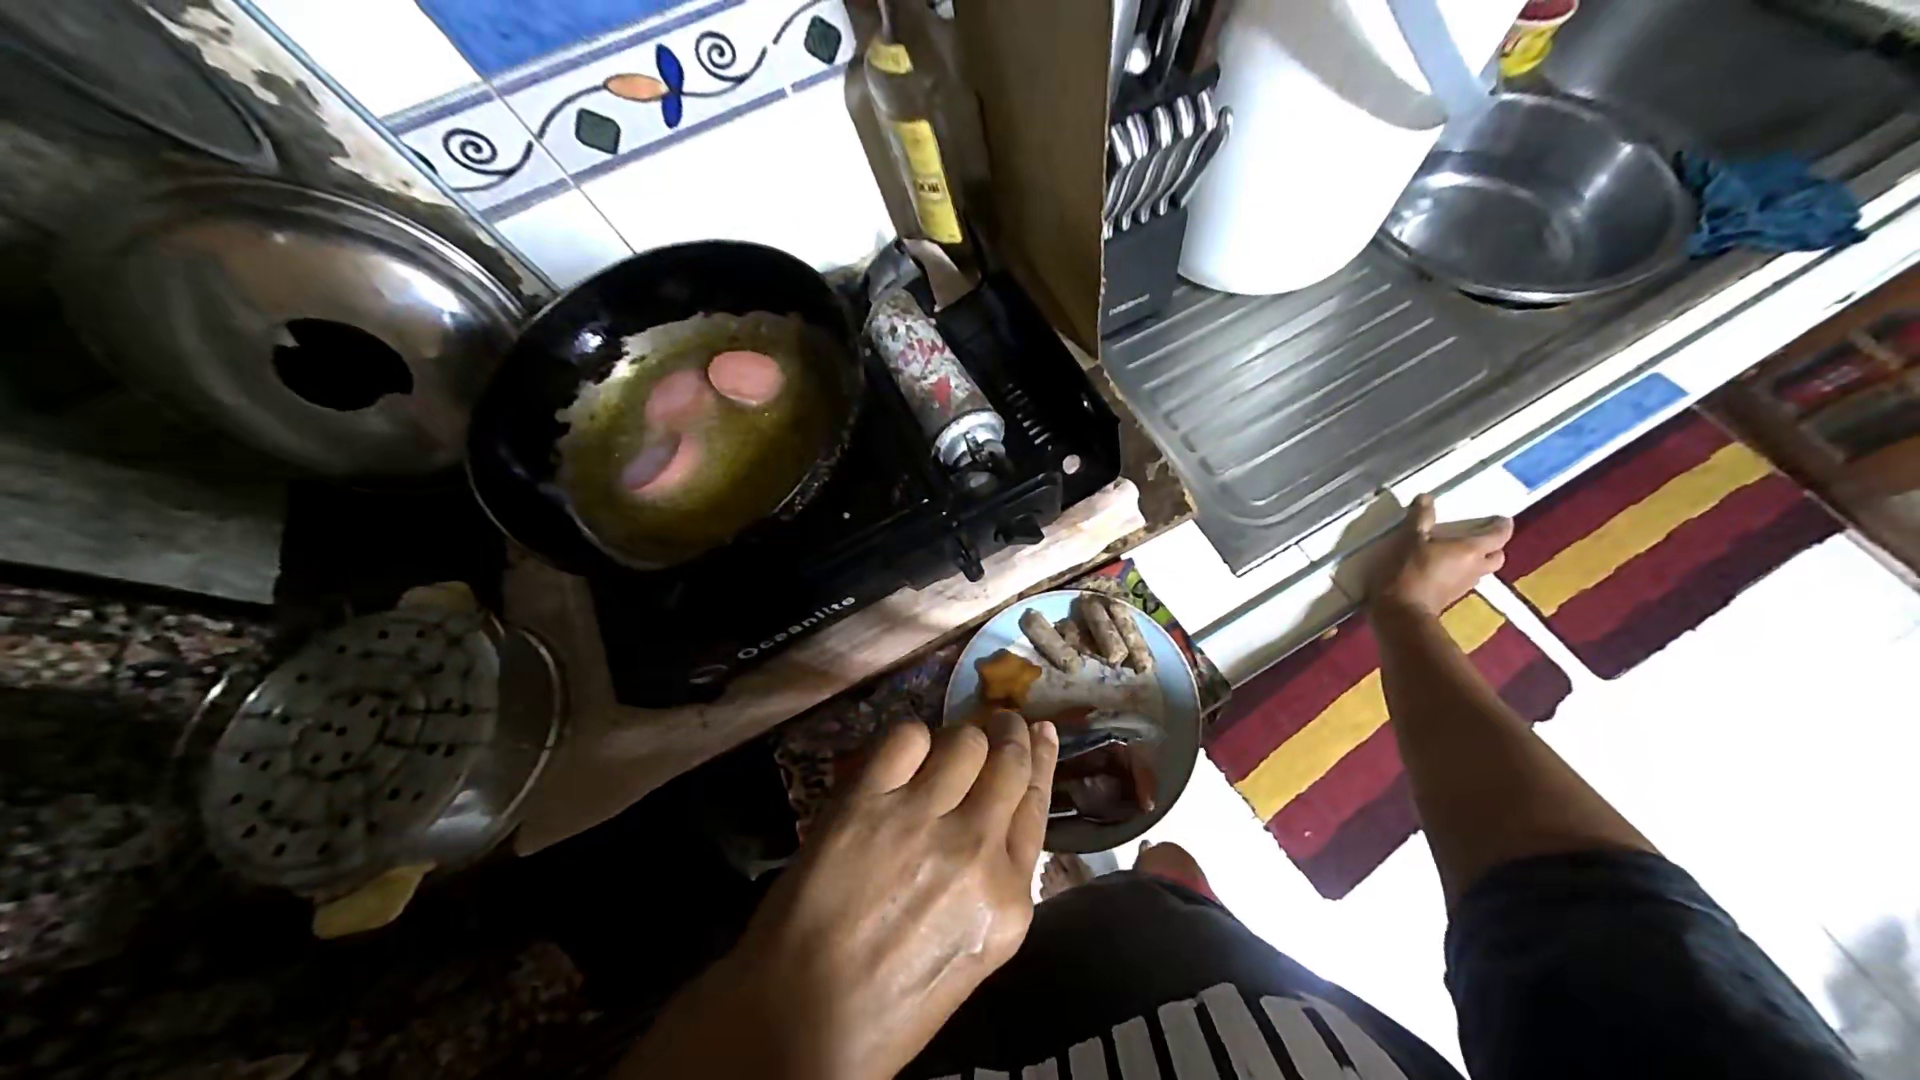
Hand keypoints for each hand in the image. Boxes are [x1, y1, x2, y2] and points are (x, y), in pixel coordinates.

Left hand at [620, 711, 1058, 1079]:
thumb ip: (995, 878)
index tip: (1040, 730)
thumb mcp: (974, 949)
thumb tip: (999, 811)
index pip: (1037, 802)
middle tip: (999, 718)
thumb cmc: (891, 999)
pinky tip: (905, 752)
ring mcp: (919, 821)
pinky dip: (911, 737)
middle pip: (1008, 760)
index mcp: (1009, 899)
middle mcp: (975, 851)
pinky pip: (906, 736)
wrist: (799, 1020)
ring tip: (946, 744)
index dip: (1041, 757)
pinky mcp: (866, 802)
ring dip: (960, 736)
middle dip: (1008, 731)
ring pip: (963, 740)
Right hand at [1367, 494, 1512, 617]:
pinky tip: (1442, 569)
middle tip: (1477, 537)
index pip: (1499, 534)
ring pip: (1483, 569)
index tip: (1499, 517)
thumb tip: (1426, 497)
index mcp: (1472, 549)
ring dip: (1477, 560)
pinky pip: (1466, 579)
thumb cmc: (1408, 571)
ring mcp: (1466, 584)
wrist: (1402, 611)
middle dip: (1492, 546)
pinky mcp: (1452, 596)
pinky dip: (1461, 572)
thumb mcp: (1409, 539)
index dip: (1502, 524)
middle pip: (1497, 554)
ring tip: (1459, 553)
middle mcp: (1477, 566)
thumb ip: (1420, 518)